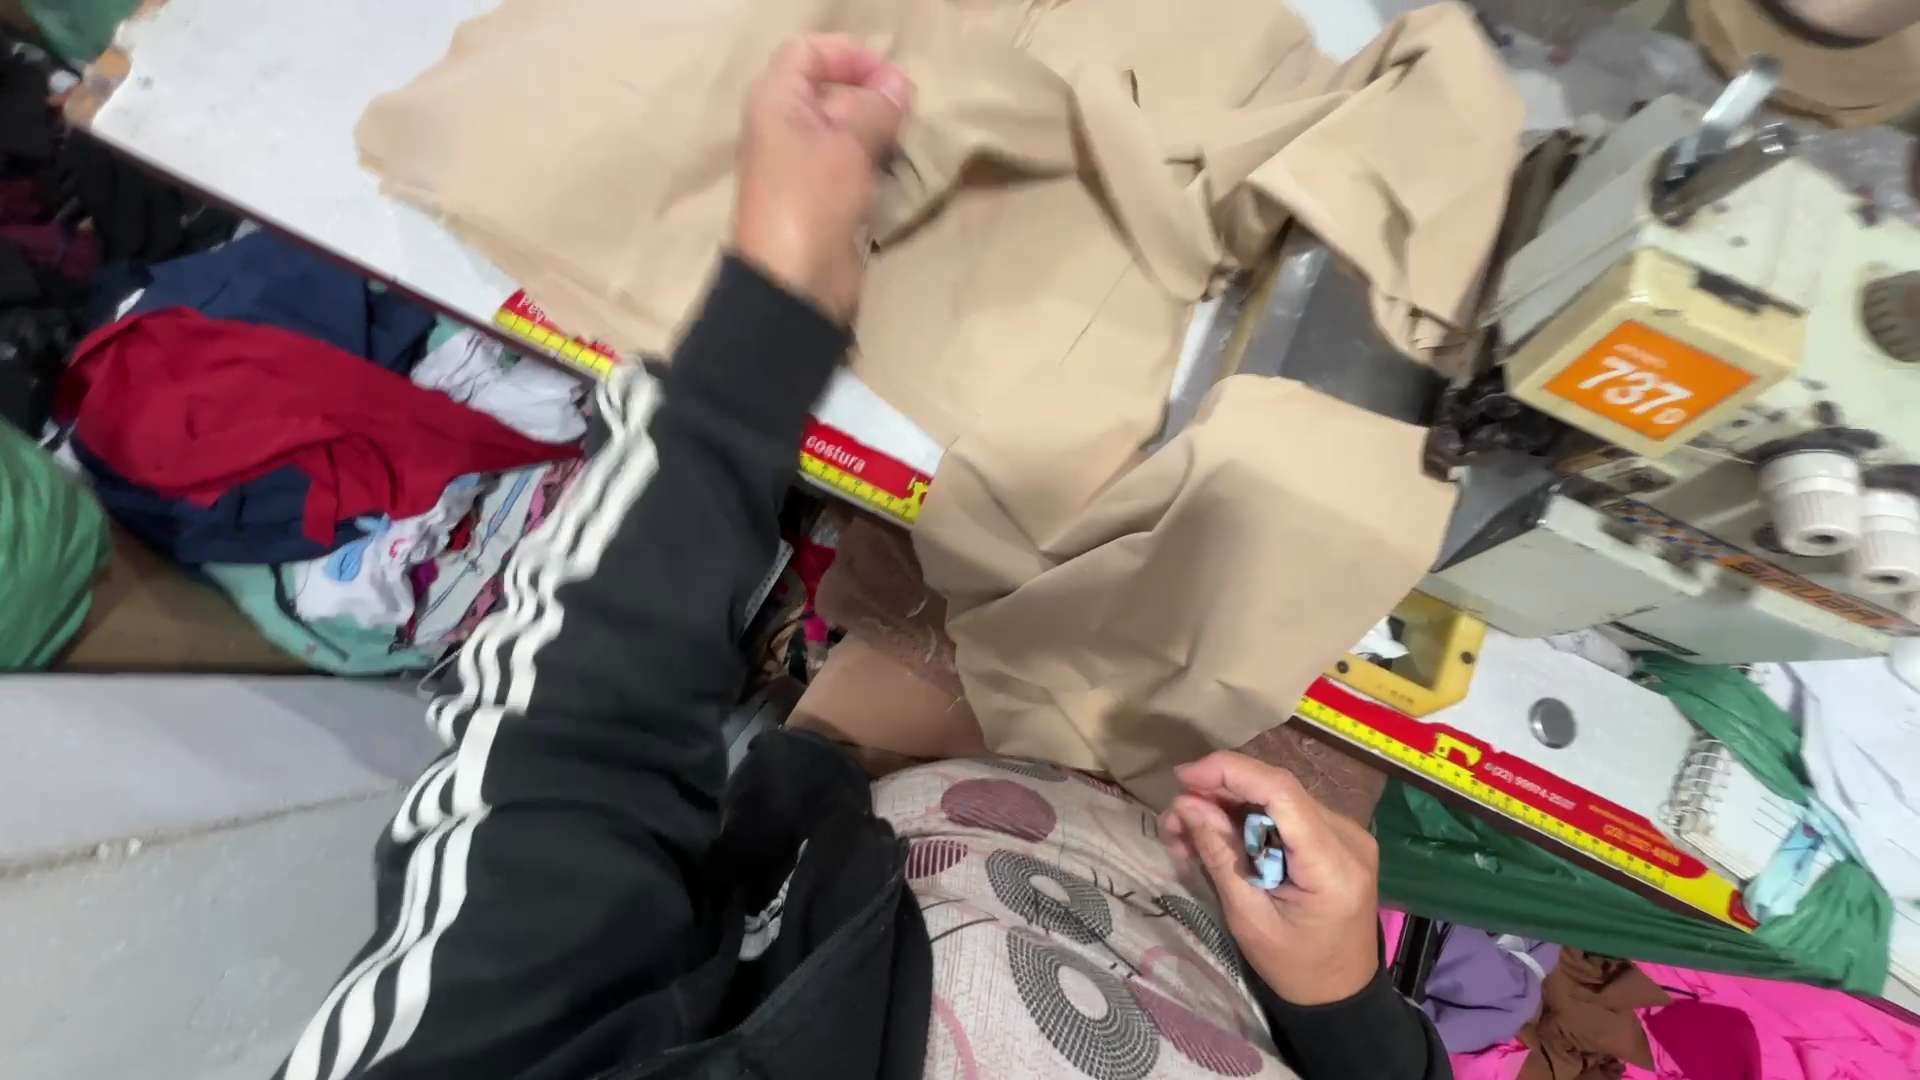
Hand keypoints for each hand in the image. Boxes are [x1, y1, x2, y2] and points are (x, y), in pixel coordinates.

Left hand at [734, 34, 912, 322]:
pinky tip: (903, 175)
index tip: (893, 78)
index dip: (852, 56)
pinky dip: (879, 170)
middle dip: (875, 101)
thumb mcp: (847, 145)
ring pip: (850, 138)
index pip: (811, 54)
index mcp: (778, 102)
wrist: (795, 283)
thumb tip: (900, 87)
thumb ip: (877, 110)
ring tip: (912, 147)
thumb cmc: (811, 202)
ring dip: (883, 138)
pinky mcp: (827, 206)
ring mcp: (808, 171)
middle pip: (835, 96)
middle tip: (913, 117)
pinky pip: (857, 174)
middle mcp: (788, 130)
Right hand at [1161, 751, 1381, 1005]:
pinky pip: (1279, 809)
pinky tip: (1213, 835)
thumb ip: (1220, 855)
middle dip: (1216, 792)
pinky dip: (1242, 816)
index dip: (1228, 772)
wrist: (1340, 994)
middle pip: (1273, 787)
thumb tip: (1185, 803)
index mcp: (1332, 864)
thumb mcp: (1248, 918)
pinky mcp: (1332, 834)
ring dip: (1224, 805)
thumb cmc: (1295, 967)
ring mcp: (1343, 831)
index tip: (1183, 778)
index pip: (1280, 791)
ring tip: (1184, 833)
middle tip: (1174, 817)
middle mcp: (1346, 835)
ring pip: (1271, 794)